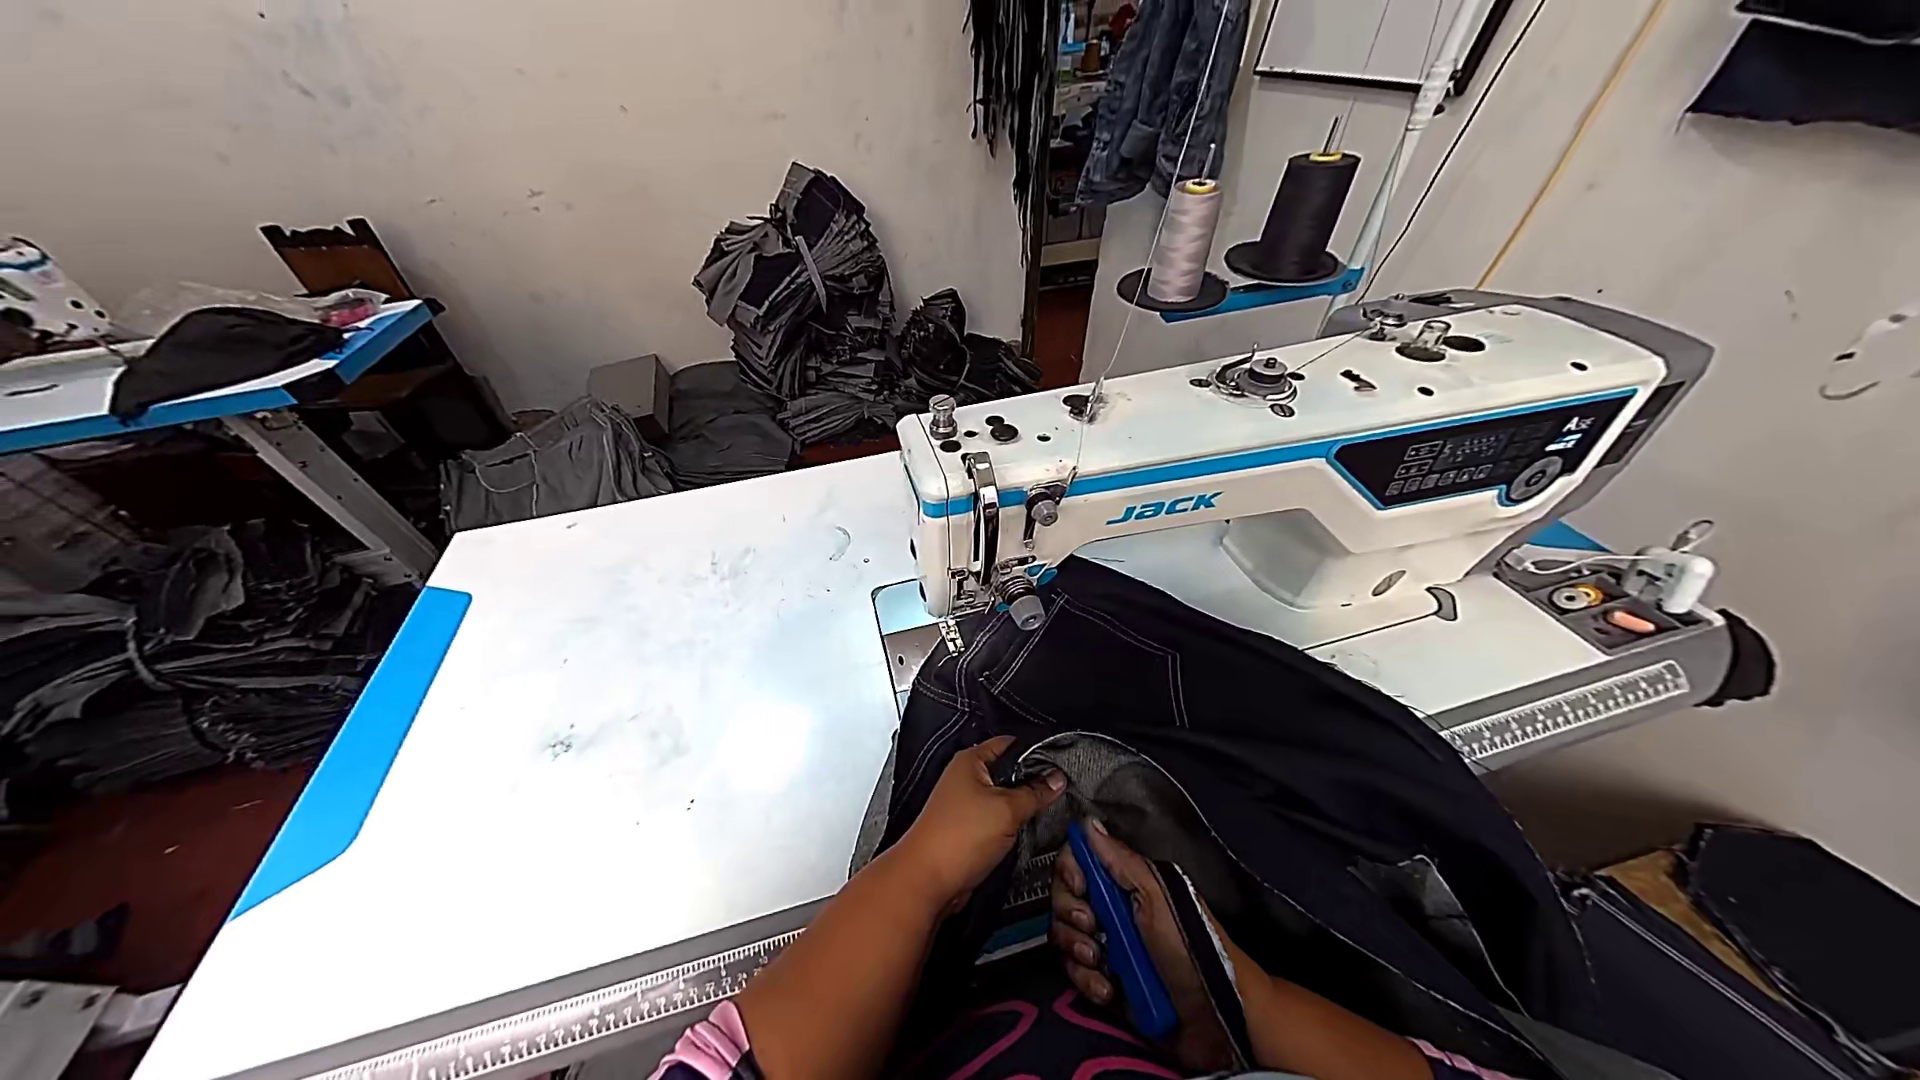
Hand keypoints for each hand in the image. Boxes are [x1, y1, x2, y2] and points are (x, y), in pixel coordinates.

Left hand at [893, 737, 1065, 913]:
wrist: (928, 881)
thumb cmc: (954, 839)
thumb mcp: (1007, 810)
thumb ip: (1034, 793)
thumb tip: (1054, 780)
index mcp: (971, 761)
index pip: (1011, 744)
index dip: (1036, 751)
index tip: (1058, 765)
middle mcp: (966, 777)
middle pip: (1009, 771)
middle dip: (1031, 783)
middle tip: (1053, 791)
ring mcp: (966, 803)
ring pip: (1004, 797)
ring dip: (1020, 806)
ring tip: (1039, 812)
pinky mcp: (968, 827)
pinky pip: (996, 818)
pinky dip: (1010, 824)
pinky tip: (1022, 831)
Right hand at [1050, 821, 1235, 1071]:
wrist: (1216, 1018)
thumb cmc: (1195, 948)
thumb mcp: (1158, 896)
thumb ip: (1121, 860)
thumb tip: (1090, 824)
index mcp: (1125, 882)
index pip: (1079, 861)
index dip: (1071, 871)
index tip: (1080, 886)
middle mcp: (1112, 909)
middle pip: (1064, 897)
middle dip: (1071, 913)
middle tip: (1092, 925)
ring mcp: (1107, 944)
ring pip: (1065, 936)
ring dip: (1078, 949)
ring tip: (1100, 960)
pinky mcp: (1104, 979)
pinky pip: (1075, 973)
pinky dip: (1087, 981)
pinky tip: (1107, 987)